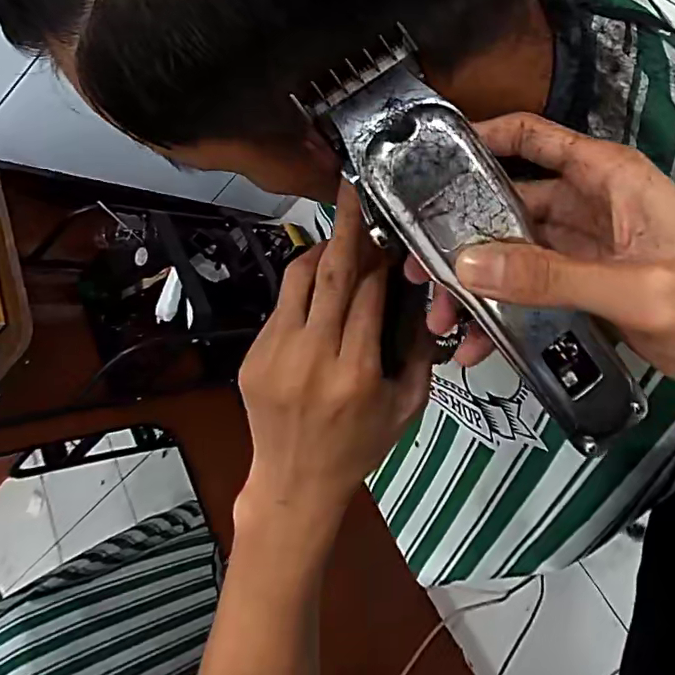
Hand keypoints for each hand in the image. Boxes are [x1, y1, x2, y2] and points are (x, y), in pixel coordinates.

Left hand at [236, 179, 433, 530]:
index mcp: (356, 373)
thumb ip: (419, 352)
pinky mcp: (254, 356)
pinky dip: (303, 284)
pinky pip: (283, 303)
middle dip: (345, 227)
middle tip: (352, 190)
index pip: (369, 294)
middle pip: (331, 275)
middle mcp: (313, 358)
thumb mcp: (407, 407)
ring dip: (321, 249)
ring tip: (339, 239)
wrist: (293, 483)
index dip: (380, 259)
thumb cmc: (359, 447)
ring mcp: (275, 355)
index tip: (388, 237)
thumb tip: (420, 297)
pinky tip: (320, 286)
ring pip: (299, 278)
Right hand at [451, 113, 674, 393]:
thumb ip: (552, 276)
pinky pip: (534, 289)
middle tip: (420, 267)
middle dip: (463, 232)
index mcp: (608, 176)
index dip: (479, 138)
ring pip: (515, 251)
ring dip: (479, 280)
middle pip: (511, 202)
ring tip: (443, 315)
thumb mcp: (638, 288)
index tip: (429, 159)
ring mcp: (587, 246)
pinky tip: (482, 340)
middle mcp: (591, 203)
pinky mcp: (589, 284)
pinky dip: (507, 310)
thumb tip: (470, 264)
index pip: (531, 137)